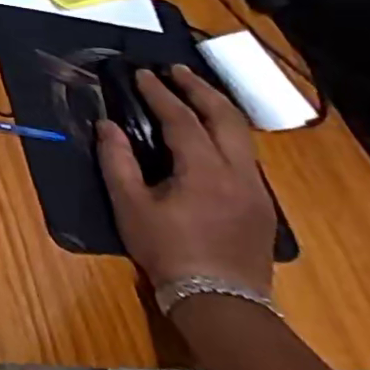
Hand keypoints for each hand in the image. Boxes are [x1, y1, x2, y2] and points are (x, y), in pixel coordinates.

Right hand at [97, 65, 276, 294]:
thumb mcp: (130, 207)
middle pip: (226, 117)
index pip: (183, 120)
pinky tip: (210, 134)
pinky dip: (226, 132)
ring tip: (194, 92)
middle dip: (200, 89)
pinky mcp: (261, 203)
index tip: (143, 74)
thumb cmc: (167, 251)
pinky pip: (245, 154)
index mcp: (205, 172)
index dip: (161, 94)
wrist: (220, 299)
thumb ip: (118, 162)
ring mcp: (256, 188)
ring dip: (217, 108)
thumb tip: (108, 126)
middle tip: (177, 70)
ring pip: (243, 135)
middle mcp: (239, 172)